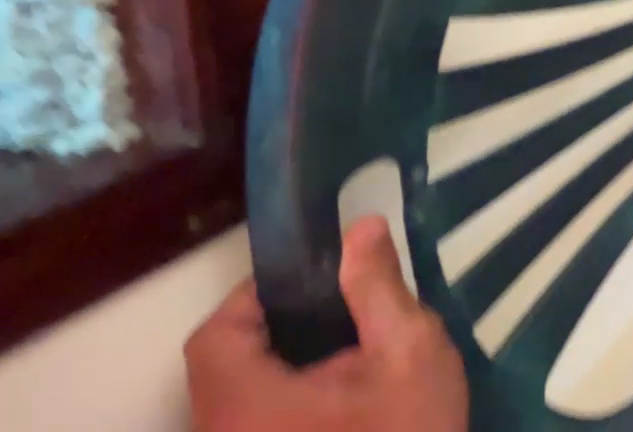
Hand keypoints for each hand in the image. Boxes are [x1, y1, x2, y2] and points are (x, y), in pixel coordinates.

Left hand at [185, 217, 467, 431]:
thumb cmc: (408, 428)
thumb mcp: (408, 348)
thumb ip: (377, 288)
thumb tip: (360, 228)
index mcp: (246, 405)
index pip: (216, 335)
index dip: (257, 295)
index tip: (317, 274)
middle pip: (224, 362)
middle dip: (283, 322)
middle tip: (347, 304)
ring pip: (241, 390)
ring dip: (288, 356)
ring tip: (352, 341)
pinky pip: (257, 414)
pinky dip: (291, 387)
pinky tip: (345, 385)